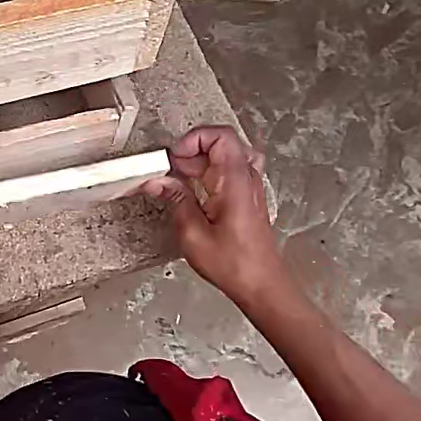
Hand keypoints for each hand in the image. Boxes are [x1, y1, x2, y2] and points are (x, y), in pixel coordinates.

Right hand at [143, 126, 291, 306]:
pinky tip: (196, 191)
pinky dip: (211, 173)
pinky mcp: (248, 197)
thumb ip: (176, 200)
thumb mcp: (192, 234)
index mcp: (235, 181)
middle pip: (221, 142)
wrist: (262, 284)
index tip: (174, 157)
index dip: (193, 139)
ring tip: (182, 180)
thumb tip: (159, 181)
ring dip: (201, 162)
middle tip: (170, 172)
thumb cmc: (234, 264)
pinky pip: (230, 170)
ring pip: (226, 155)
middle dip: (191, 152)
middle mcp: (247, 178)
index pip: (220, 136)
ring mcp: (250, 186)